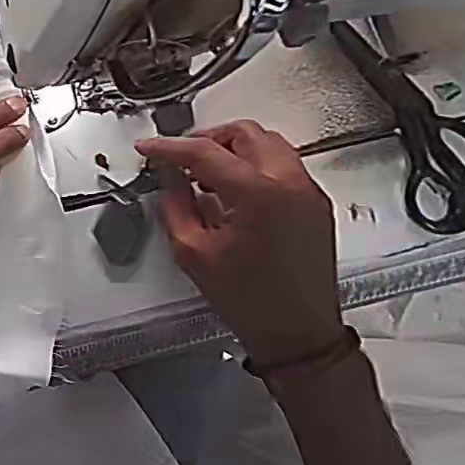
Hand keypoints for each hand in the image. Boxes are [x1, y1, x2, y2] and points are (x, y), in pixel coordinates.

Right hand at [136, 120, 346, 371]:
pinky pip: (281, 165)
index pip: (204, 152)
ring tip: (203, 174)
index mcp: (258, 194)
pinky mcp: (314, 203)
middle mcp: (289, 184)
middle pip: (244, 133)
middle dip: (206, 139)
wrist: (297, 331)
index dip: (169, 147)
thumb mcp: (193, 252)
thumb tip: (169, 181)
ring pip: (267, 144)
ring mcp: (307, 192)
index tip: (149, 148)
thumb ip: (175, 206)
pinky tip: (230, 190)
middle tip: (179, 156)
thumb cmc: (253, 301)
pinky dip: (253, 165)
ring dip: (232, 149)